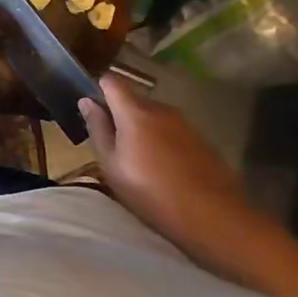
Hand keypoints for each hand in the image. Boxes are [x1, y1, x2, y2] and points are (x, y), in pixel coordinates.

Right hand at [80, 75, 245, 236]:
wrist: (211, 214)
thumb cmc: (150, 192)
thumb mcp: (112, 166)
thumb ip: (98, 129)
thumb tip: (86, 101)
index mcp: (135, 112)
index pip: (113, 82)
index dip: (98, 90)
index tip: (91, 111)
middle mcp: (161, 108)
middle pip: (133, 98)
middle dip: (119, 112)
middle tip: (110, 142)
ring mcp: (184, 122)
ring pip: (153, 114)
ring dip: (140, 127)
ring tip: (135, 158)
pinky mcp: (199, 138)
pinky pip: (170, 129)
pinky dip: (159, 138)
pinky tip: (160, 166)